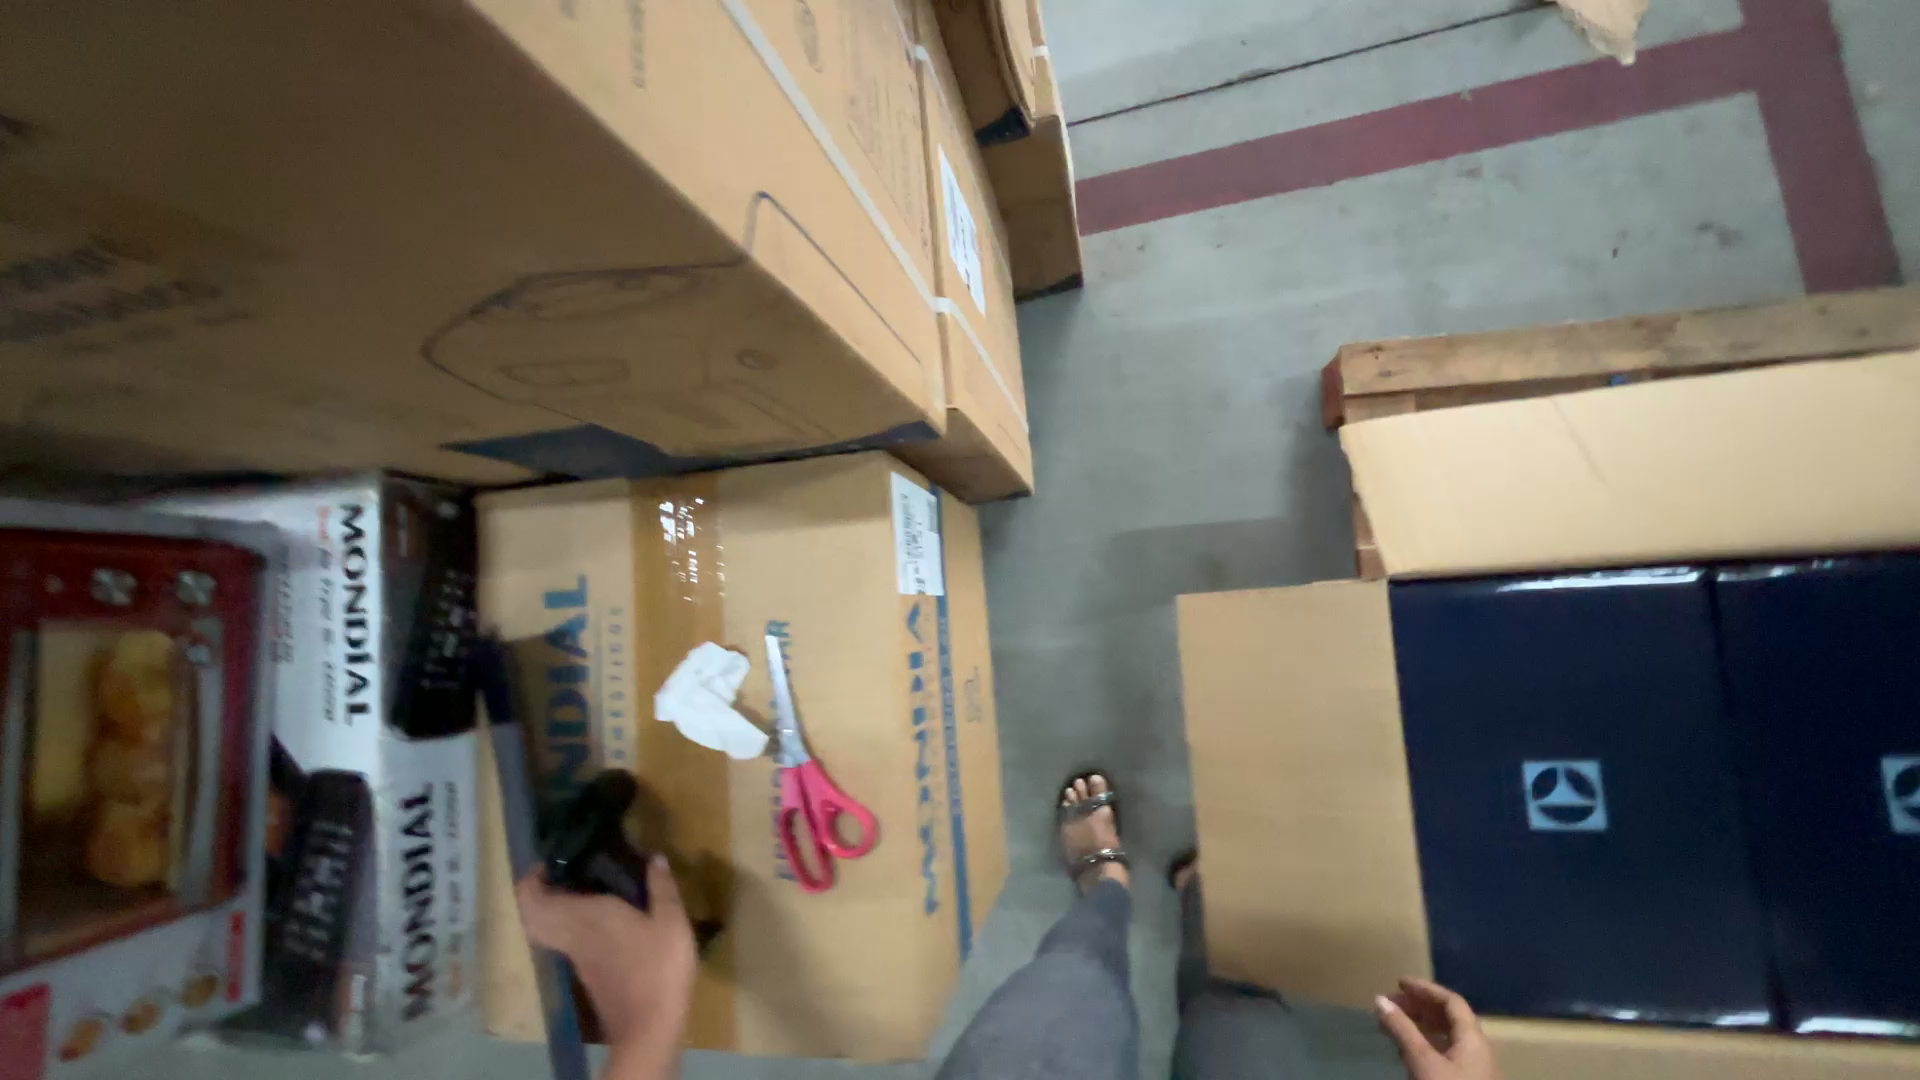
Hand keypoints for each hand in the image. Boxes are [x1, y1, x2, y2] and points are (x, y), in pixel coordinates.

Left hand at [516, 856, 696, 1077]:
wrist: (649, 1028)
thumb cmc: (659, 967)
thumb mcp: (671, 920)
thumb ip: (661, 886)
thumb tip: (654, 857)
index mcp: (587, 916)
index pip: (536, 900)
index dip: (531, 880)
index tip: (550, 862)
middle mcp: (573, 935)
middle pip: (532, 916)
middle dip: (535, 893)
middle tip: (561, 871)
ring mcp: (576, 957)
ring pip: (545, 930)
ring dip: (550, 909)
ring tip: (578, 888)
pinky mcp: (586, 972)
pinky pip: (563, 940)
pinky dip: (566, 924)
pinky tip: (596, 916)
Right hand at [1375, 977, 1500, 1079]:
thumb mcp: (1421, 1061)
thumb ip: (1401, 1029)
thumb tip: (1379, 999)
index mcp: (1473, 1040)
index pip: (1451, 1001)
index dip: (1424, 989)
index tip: (1398, 983)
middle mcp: (1477, 1050)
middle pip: (1449, 1017)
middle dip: (1418, 1006)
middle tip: (1389, 1004)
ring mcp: (1473, 1069)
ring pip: (1446, 1035)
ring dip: (1418, 1024)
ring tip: (1391, 1024)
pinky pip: (1444, 1051)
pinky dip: (1423, 1042)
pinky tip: (1405, 1049)